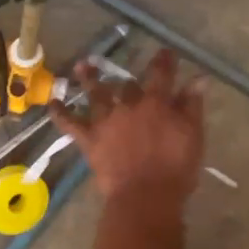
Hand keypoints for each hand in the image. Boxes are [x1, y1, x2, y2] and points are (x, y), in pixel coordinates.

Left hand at [49, 49, 204, 204]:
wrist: (145, 196)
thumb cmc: (176, 169)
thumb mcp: (193, 135)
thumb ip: (192, 105)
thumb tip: (198, 78)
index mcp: (156, 103)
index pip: (161, 74)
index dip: (163, 60)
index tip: (165, 51)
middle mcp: (128, 106)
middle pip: (128, 86)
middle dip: (128, 80)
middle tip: (127, 77)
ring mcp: (105, 121)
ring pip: (95, 94)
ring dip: (88, 79)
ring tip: (81, 66)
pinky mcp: (89, 139)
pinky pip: (69, 123)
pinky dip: (59, 113)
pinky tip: (51, 103)